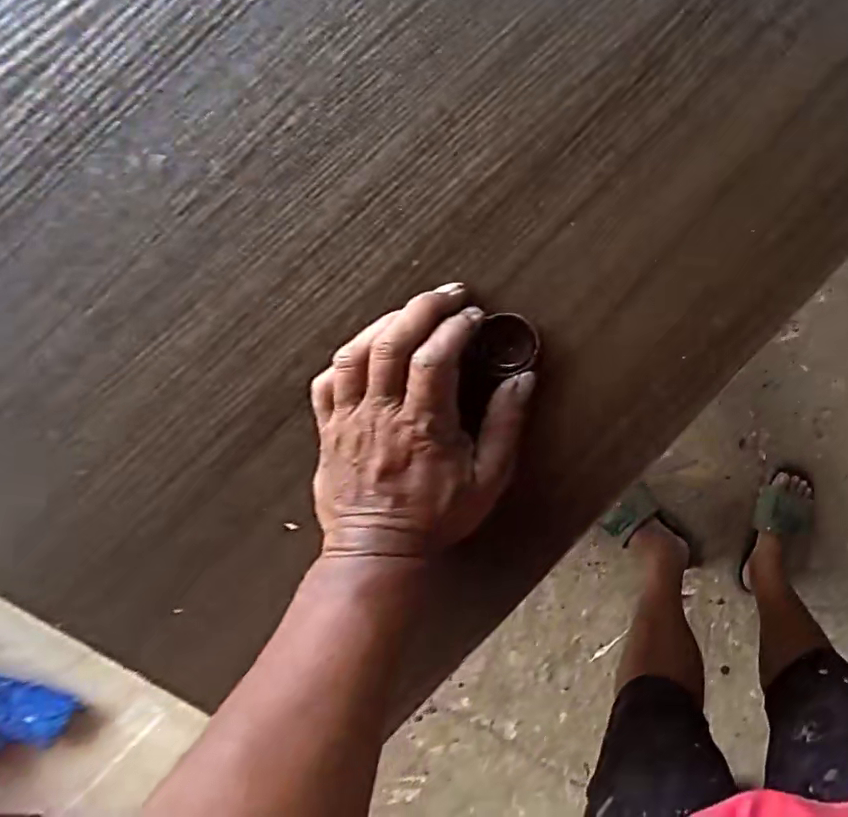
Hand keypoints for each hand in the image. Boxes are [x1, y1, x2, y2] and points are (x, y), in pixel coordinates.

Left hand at [308, 283, 533, 560]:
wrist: (376, 552)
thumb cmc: (434, 518)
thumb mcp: (488, 479)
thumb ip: (506, 426)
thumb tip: (522, 380)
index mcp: (421, 426)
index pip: (434, 358)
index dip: (456, 327)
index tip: (474, 316)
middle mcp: (381, 415)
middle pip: (392, 342)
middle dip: (423, 307)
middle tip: (449, 294)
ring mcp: (349, 420)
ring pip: (355, 353)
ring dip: (385, 322)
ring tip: (412, 310)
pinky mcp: (329, 429)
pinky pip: (326, 380)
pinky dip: (347, 355)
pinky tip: (369, 348)